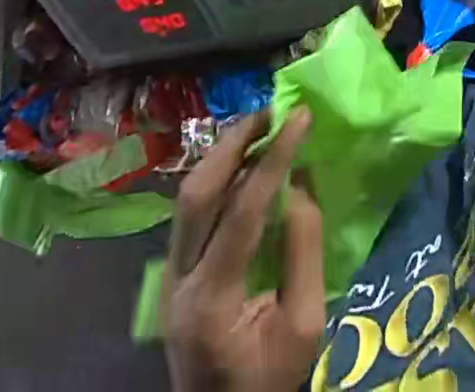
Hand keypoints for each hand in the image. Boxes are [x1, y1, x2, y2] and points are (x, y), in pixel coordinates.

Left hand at [165, 108, 323, 391]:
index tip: (300, 117)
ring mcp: (169, 274)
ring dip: (223, 153)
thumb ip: (304, 251)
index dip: (274, 158)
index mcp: (213, 299)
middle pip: (195, 194)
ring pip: (186, 197)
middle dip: (234, 143)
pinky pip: (192, 209)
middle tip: (272, 110)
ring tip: (261, 126)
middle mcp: (178, 279)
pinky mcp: (174, 270)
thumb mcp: (305, 326)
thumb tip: (301, 183)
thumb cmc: (271, 380)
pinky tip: (245, 161)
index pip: (243, 211)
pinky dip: (219, 174)